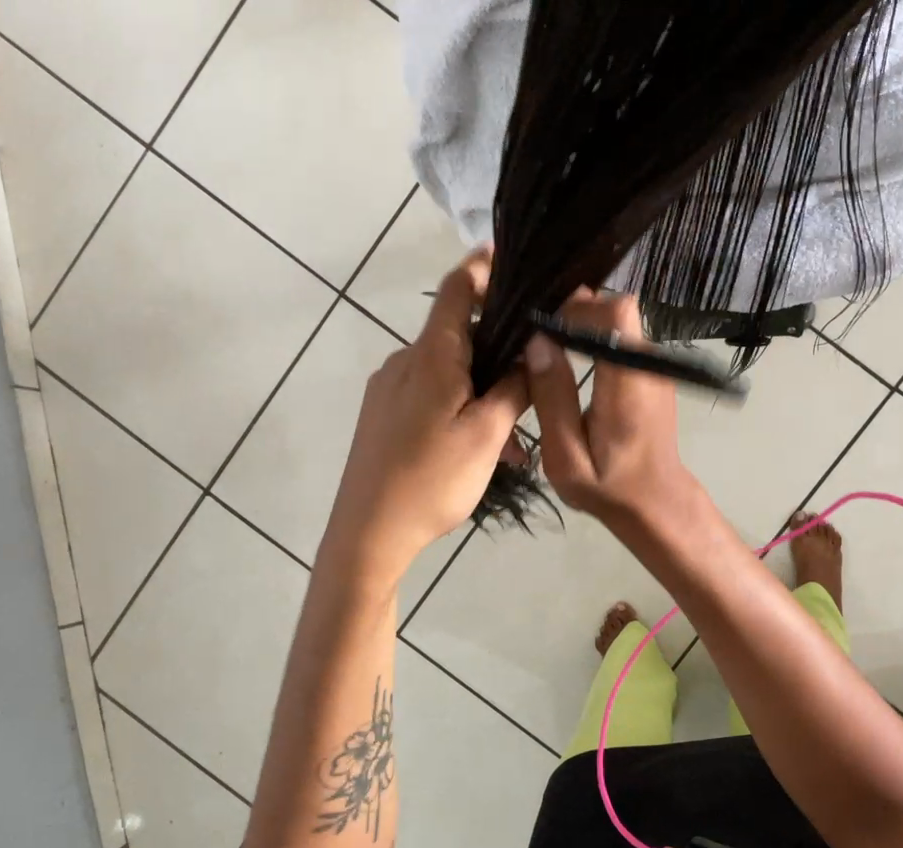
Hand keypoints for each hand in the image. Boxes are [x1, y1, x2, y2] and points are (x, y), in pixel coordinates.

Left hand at [322, 250, 526, 581]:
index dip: (484, 268)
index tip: (513, 261)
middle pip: (458, 336)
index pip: (456, 289)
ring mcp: (387, 390)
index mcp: (431, 356)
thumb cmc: (432, 480)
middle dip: (498, 354)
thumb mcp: (486, 436)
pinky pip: (429, 398)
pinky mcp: (381, 417)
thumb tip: (529, 353)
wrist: (368, 532)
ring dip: (482, 395)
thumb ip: (512, 389)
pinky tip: (479, 453)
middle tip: (534, 386)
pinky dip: (459, 412)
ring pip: (447, 375)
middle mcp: (404, 361)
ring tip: (512, 444)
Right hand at [523, 291, 698, 532]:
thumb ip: (552, 399)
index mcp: (627, 384)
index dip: (576, 309)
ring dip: (582, 325)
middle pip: (616, 309)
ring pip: (617, 320)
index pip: (615, 314)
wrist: (655, 502)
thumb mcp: (565, 456)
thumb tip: (536, 342)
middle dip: (574, 314)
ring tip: (549, 348)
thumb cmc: (608, 487)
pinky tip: (571, 360)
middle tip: (538, 337)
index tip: (541, 328)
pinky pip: (621, 336)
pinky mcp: (652, 370)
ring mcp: (655, 365)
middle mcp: (649, 365)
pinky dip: (594, 338)